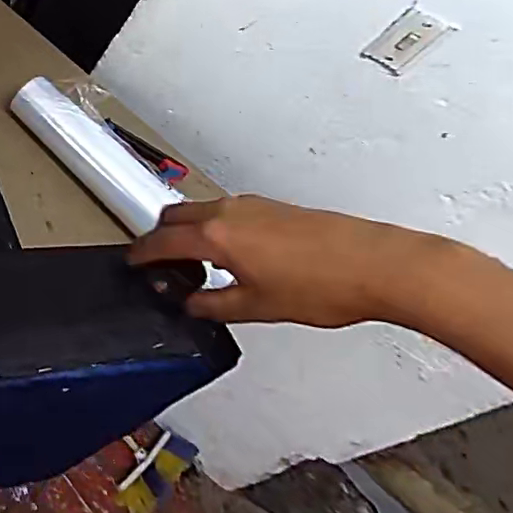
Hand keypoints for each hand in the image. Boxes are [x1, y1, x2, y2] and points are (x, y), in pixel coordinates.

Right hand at [128, 195, 465, 327]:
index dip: (142, 253)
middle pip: (173, 215)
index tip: (133, 260)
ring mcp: (250, 204)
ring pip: (199, 209)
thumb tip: (196, 304)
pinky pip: (225, 210)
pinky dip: (213, 226)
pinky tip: (232, 254)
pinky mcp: (271, 206)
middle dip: (159, 235)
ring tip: (197, 261)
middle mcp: (227, 211)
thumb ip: (216, 306)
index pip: (162, 240)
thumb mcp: (260, 307)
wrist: (379, 264)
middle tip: (159, 260)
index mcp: (216, 236)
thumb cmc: (328, 283)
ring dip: (187, 229)